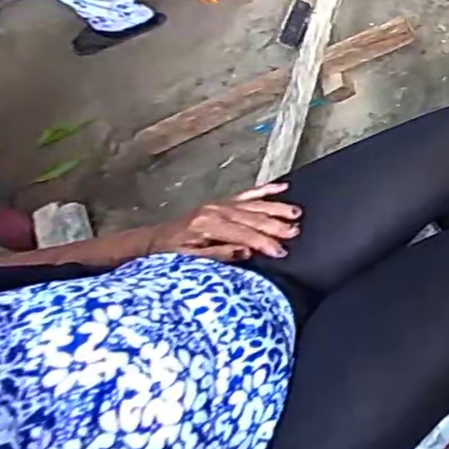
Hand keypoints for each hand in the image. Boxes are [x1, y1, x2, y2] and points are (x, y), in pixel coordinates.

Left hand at [149, 182, 300, 261]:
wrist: (151, 240)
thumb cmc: (169, 253)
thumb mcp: (188, 260)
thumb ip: (218, 254)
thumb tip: (246, 251)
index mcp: (207, 225)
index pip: (243, 234)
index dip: (264, 243)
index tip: (280, 251)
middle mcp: (216, 210)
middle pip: (253, 218)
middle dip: (276, 226)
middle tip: (295, 232)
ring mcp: (221, 204)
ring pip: (256, 204)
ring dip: (278, 209)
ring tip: (296, 213)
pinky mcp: (224, 201)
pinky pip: (249, 193)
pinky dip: (266, 190)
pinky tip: (282, 187)